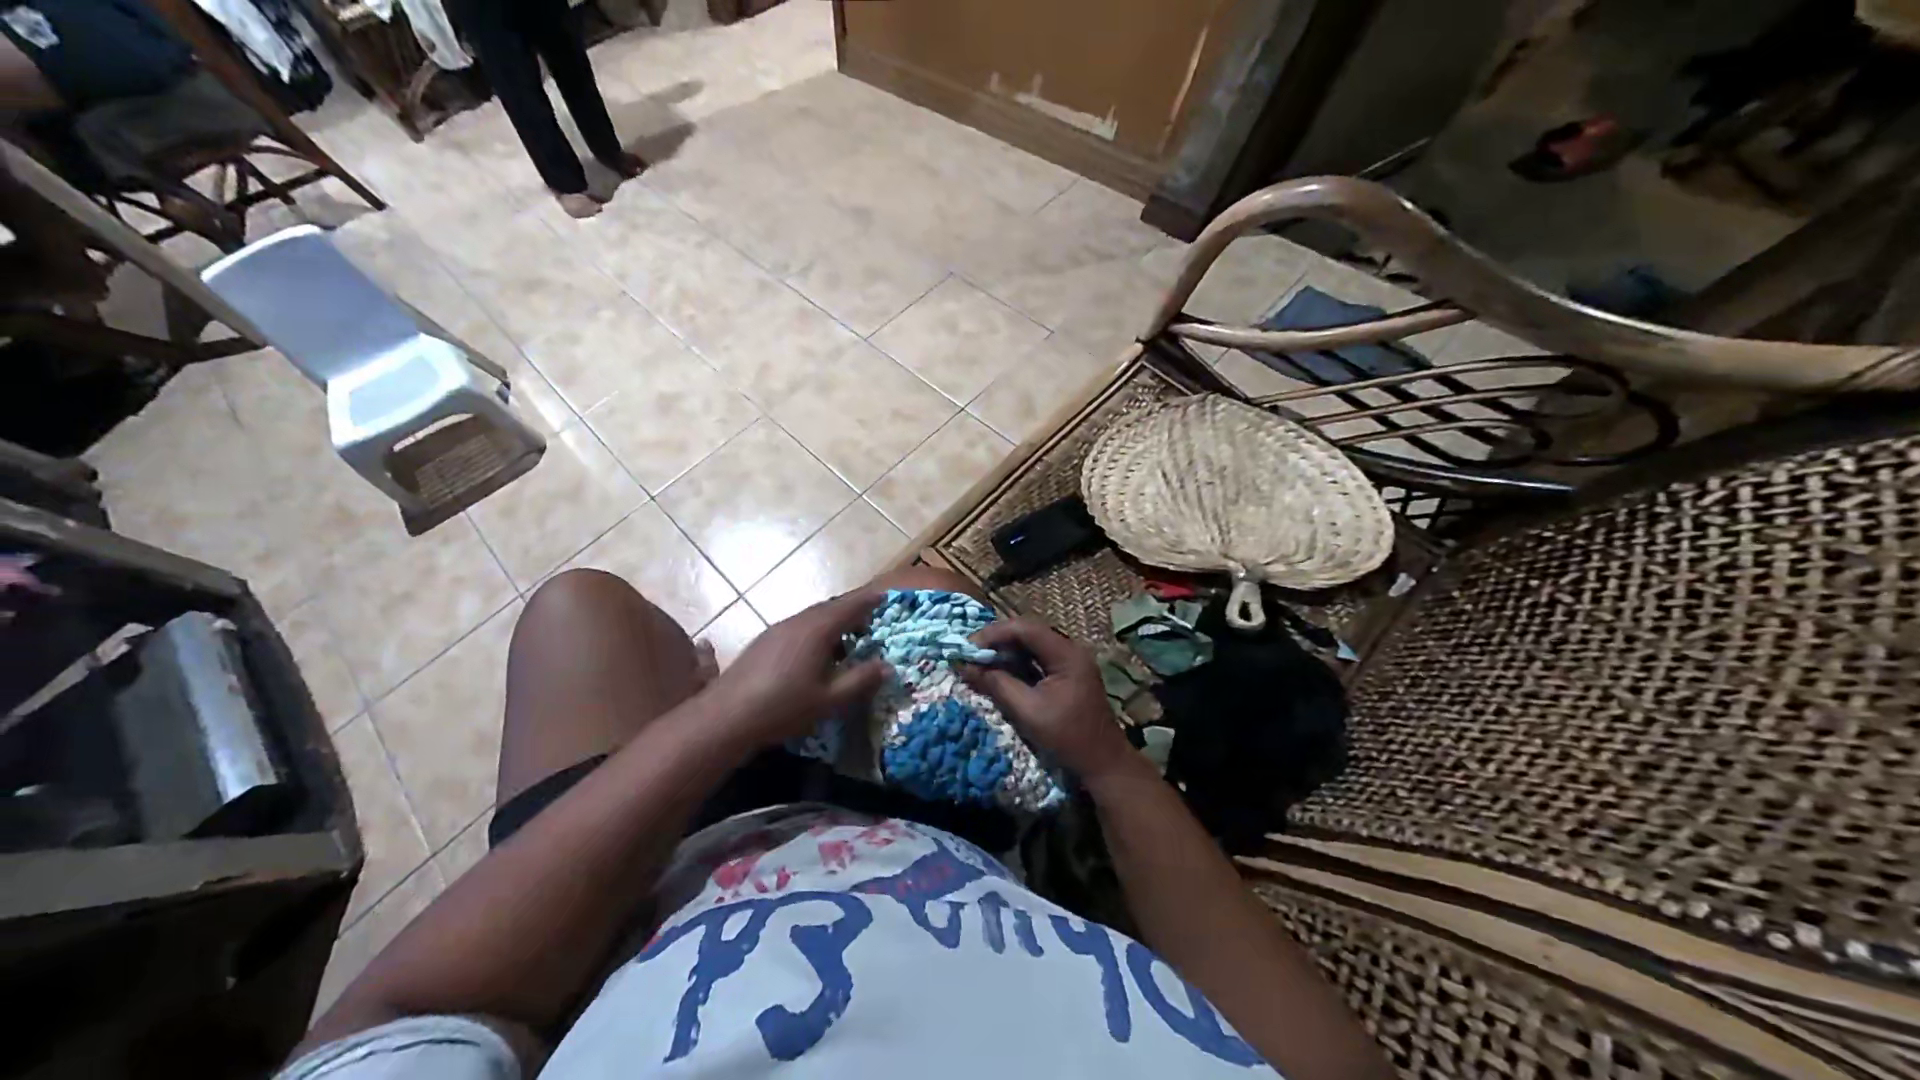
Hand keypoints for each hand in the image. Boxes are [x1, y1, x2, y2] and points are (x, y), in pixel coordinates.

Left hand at [703, 588, 888, 748]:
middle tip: (868, 619)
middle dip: (850, 610)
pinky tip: (814, 652)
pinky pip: (797, 627)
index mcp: (816, 630)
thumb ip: (860, 680)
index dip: (867, 601)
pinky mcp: (763, 642)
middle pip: (828, 608)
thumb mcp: (829, 699)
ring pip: (810, 617)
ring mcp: (776, 630)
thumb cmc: (783, 707)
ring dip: (831, 622)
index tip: (883, 596)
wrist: (726, 717)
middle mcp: (796, 622)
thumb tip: (887, 665)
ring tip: (845, 637)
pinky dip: (814, 631)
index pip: (848, 607)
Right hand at [958, 618, 1138, 783]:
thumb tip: (964, 665)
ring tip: (979, 661)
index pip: (1024, 629)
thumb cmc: (1067, 737)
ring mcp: (1070, 661)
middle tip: (969, 653)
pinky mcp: (1066, 674)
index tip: (968, 647)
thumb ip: (996, 684)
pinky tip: (998, 670)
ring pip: (1031, 644)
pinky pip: (1037, 658)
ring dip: (1004, 650)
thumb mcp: (1027, 711)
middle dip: (996, 640)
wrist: (1104, 763)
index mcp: (1066, 654)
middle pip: (1027, 632)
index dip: (993, 634)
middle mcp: (1070, 650)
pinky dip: (1016, 662)